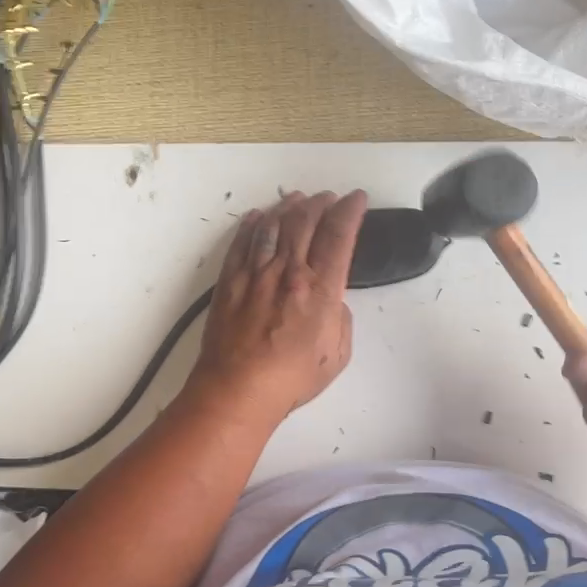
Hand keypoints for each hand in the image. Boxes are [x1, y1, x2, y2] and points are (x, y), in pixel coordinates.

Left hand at [185, 190, 367, 419]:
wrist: (237, 388)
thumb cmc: (290, 378)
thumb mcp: (337, 354)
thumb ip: (340, 319)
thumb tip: (332, 301)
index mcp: (319, 289)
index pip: (338, 235)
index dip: (350, 211)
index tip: (357, 199)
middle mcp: (287, 272)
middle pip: (304, 221)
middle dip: (320, 203)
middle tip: (328, 198)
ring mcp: (254, 274)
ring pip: (272, 225)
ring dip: (287, 207)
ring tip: (297, 199)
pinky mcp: (229, 281)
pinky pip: (241, 243)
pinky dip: (251, 225)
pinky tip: (257, 217)